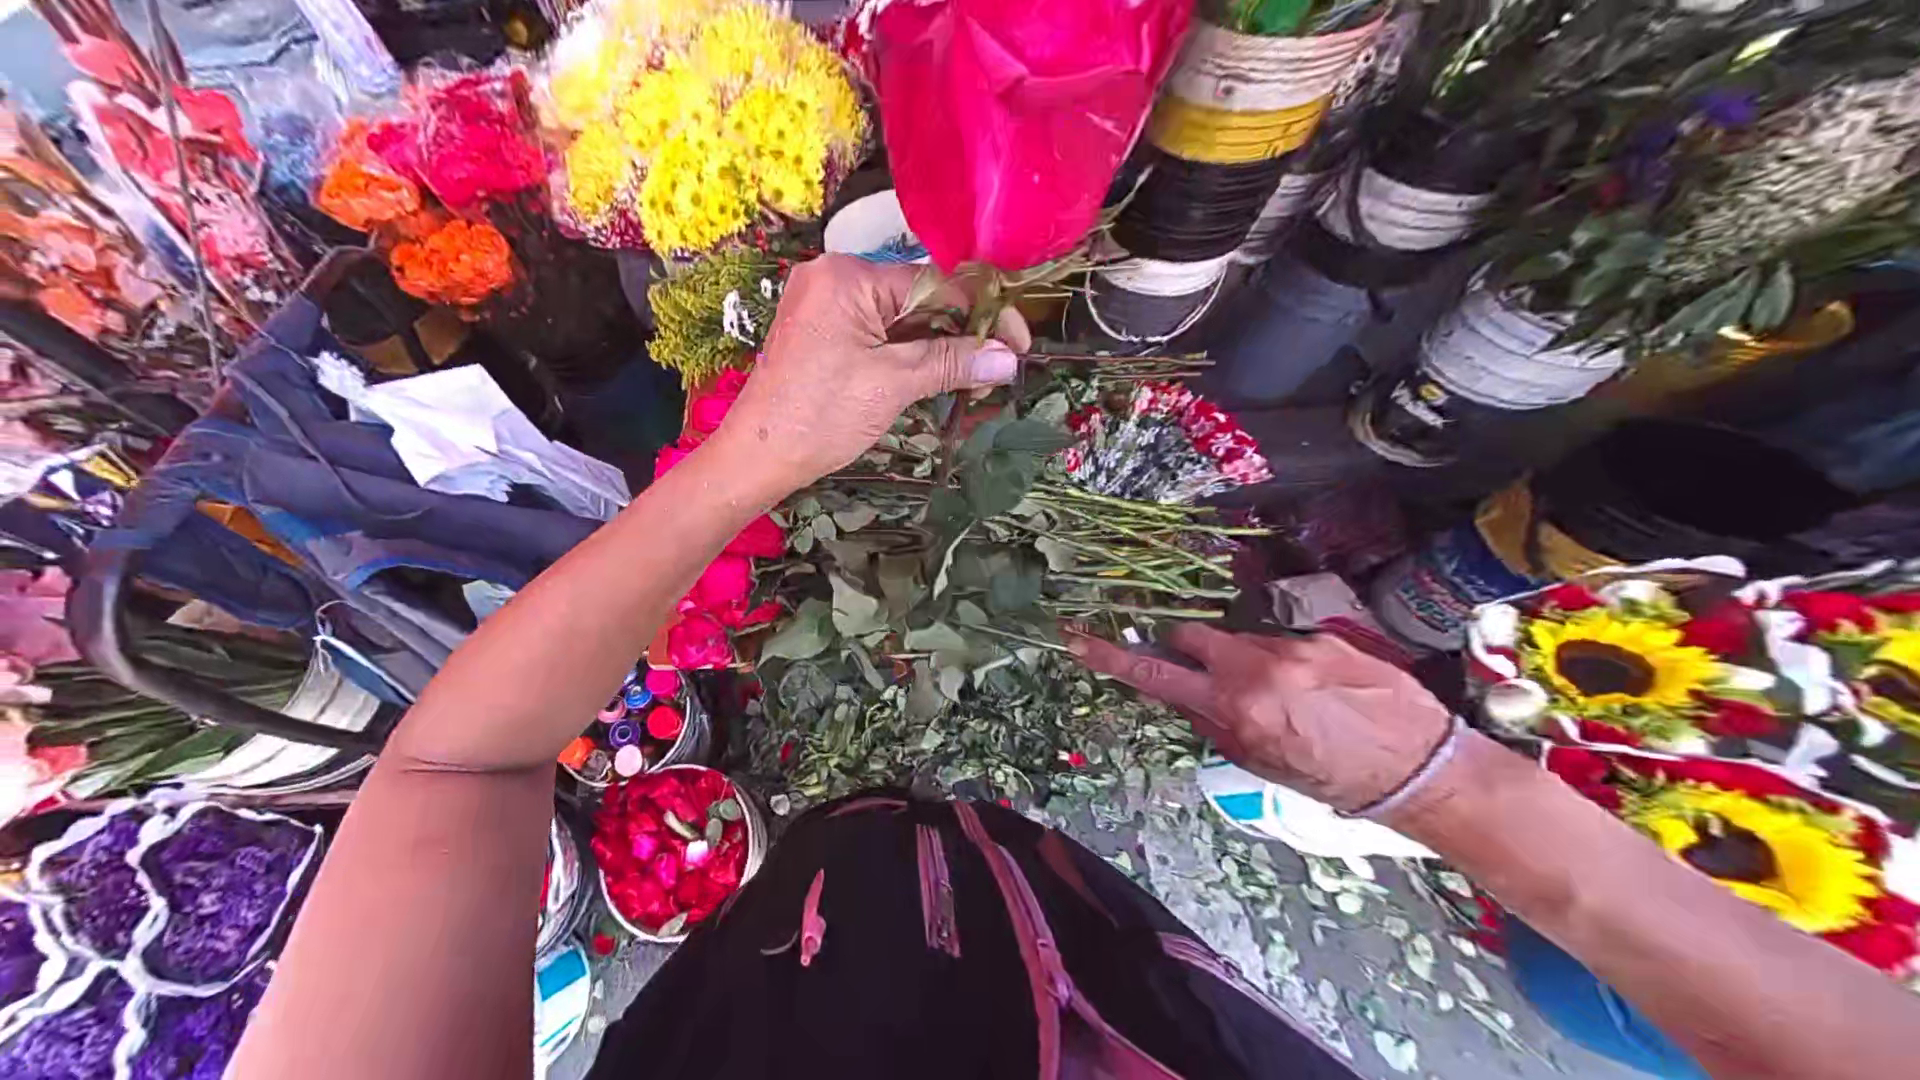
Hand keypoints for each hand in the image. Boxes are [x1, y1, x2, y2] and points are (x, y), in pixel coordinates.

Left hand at [708, 254, 1030, 492]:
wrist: (759, 457)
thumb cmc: (820, 418)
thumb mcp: (892, 384)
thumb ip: (952, 362)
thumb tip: (1008, 358)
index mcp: (849, 278)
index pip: (935, 283)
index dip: (984, 313)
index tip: (1018, 344)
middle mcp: (836, 278)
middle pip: (920, 298)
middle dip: (962, 334)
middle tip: (997, 369)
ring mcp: (827, 305)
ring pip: (902, 319)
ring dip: (940, 348)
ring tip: (974, 381)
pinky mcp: (825, 332)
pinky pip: (880, 334)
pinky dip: (910, 355)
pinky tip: (938, 376)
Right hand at [1070, 625, 1452, 812]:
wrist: (1424, 768)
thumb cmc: (1335, 781)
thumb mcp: (1261, 764)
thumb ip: (1213, 724)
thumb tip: (1182, 697)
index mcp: (1237, 707)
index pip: (1157, 675)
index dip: (1112, 659)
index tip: (1078, 641)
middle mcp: (1258, 667)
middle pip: (1192, 637)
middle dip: (1187, 651)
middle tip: (1206, 677)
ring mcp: (1293, 647)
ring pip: (1239, 641)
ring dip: (1241, 662)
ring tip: (1281, 696)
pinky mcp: (1323, 638)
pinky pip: (1281, 643)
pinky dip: (1281, 662)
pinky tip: (1315, 690)